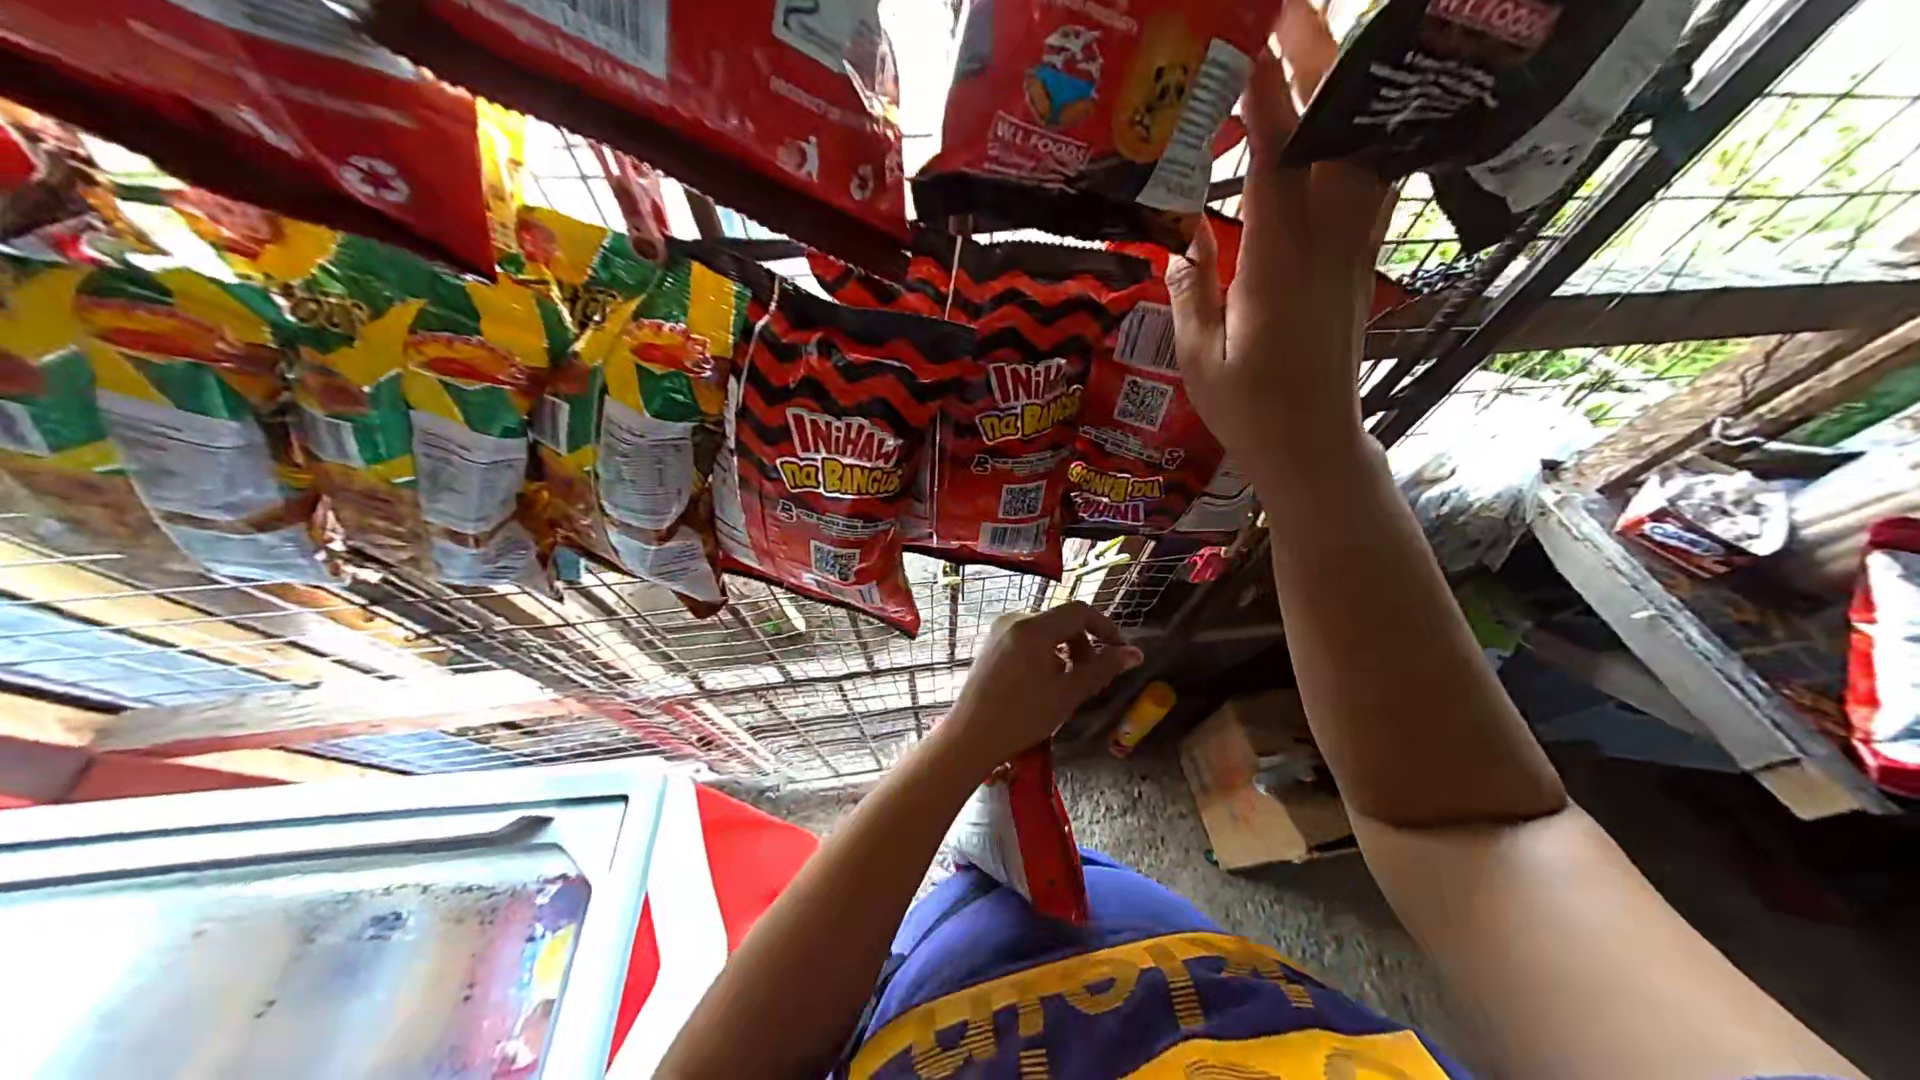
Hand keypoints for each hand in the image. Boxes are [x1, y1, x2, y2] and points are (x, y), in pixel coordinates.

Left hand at [933, 601, 1143, 774]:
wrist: (970, 737)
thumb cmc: (1021, 717)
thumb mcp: (1068, 694)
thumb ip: (1102, 669)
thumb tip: (1134, 654)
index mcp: (1032, 627)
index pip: (1079, 611)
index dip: (1105, 628)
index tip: (1119, 652)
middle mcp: (1014, 620)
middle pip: (1062, 621)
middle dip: (1084, 645)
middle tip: (1092, 678)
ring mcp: (998, 631)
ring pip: (1045, 631)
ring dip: (1065, 651)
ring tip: (1067, 684)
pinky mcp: (991, 644)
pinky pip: (1027, 639)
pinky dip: (1044, 654)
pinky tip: (1043, 683)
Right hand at [1166, 0, 1395, 467]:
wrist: (1312, 443)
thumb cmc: (1248, 408)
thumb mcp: (1198, 355)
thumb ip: (1189, 288)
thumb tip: (1180, 237)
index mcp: (1278, 268)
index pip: (1278, 164)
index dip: (1266, 99)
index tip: (1246, 43)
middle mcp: (1327, 246)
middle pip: (1336, 137)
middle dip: (1318, 63)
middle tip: (1288, 13)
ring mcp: (1353, 252)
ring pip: (1363, 151)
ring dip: (1341, 93)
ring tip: (1313, 50)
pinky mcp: (1361, 264)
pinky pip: (1371, 184)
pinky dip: (1358, 138)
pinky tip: (1339, 124)